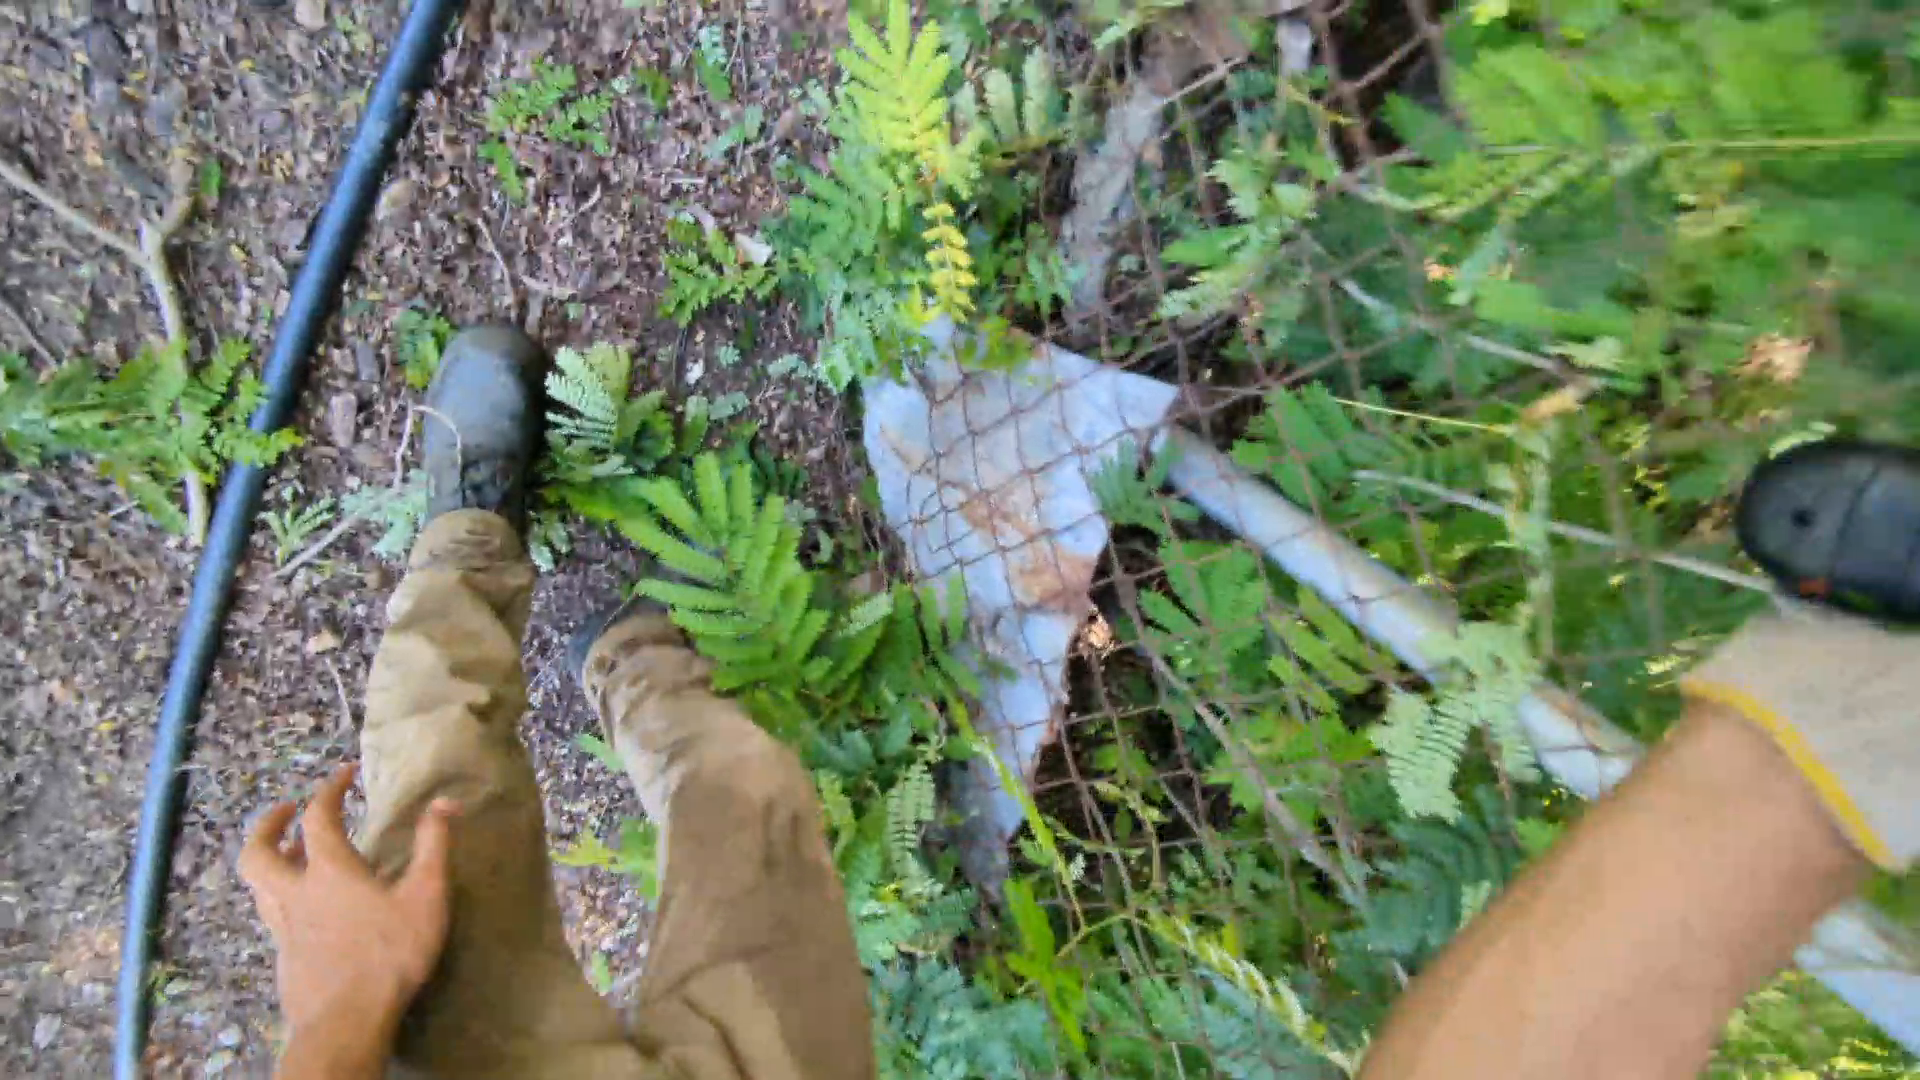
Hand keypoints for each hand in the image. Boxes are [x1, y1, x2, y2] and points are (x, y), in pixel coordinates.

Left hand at [239, 764, 457, 1048]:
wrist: (346, 1022)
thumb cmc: (391, 951)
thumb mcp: (427, 892)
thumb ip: (434, 844)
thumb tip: (444, 801)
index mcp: (330, 873)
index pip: (318, 819)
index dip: (329, 790)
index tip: (344, 772)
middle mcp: (296, 894)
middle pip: (257, 854)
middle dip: (268, 825)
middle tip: (287, 808)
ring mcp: (284, 928)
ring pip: (258, 884)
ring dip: (269, 857)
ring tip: (291, 848)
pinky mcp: (285, 954)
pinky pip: (270, 910)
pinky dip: (280, 890)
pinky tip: (306, 900)